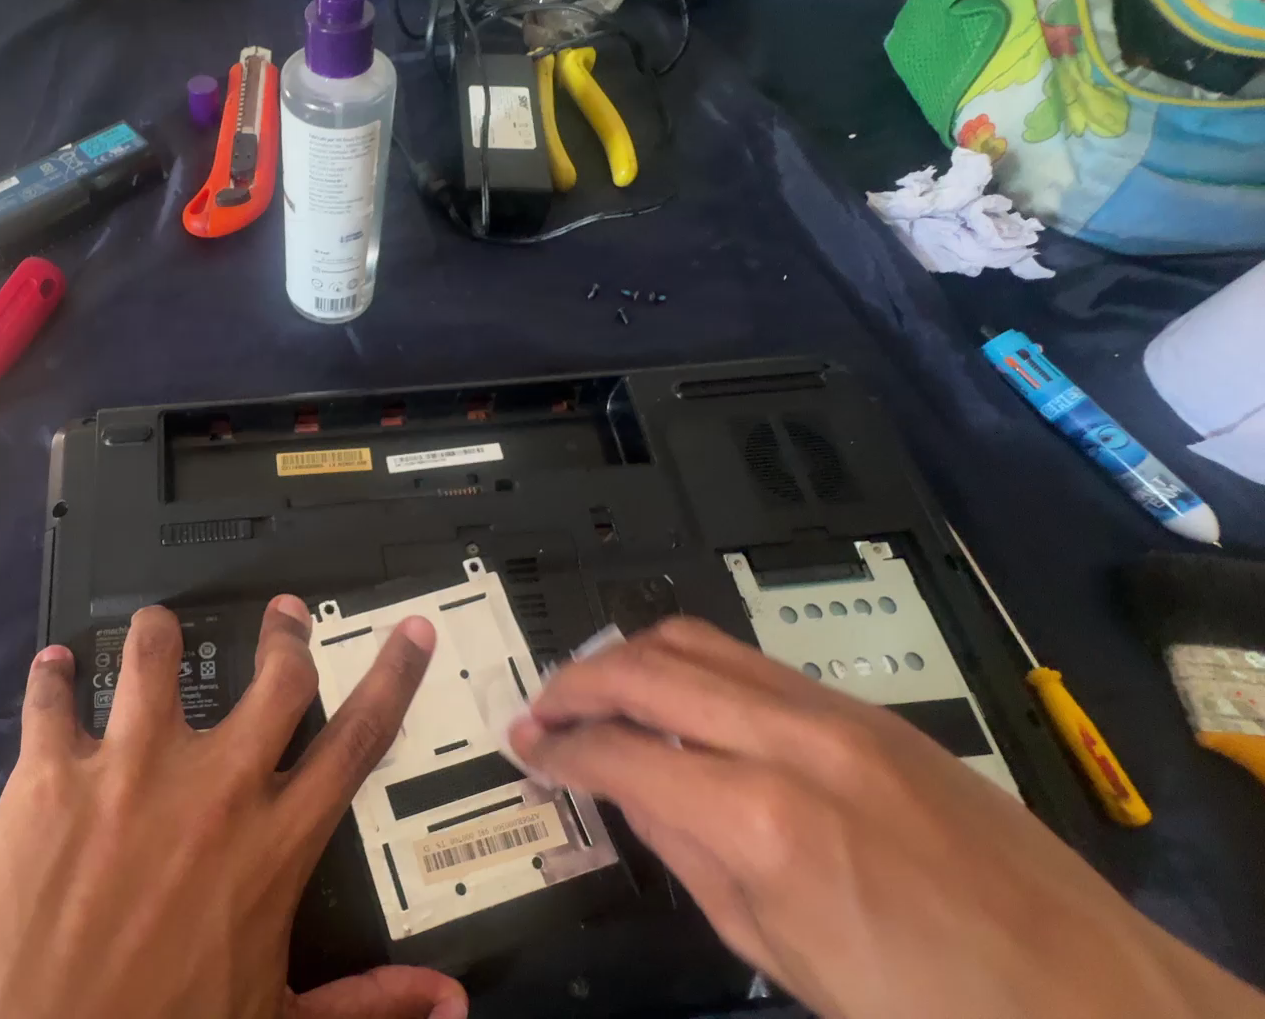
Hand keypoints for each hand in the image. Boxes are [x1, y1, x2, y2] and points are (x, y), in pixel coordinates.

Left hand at [0, 596, 467, 1018]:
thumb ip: (368, 1000)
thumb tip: (450, 1003)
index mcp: (274, 841)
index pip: (357, 741)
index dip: (394, 677)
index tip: (411, 631)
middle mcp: (212, 787)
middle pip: (274, 678)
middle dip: (285, 634)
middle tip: (284, 613)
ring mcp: (129, 771)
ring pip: (154, 659)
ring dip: (159, 633)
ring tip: (158, 626)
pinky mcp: (51, 776)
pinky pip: (51, 699)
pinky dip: (52, 675)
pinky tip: (55, 664)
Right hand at [508, 616, 1264, 1018]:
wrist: (1094, 997)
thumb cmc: (919, 1003)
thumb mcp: (774, 945)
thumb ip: (682, 849)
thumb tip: (622, 784)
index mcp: (760, 820)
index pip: (620, 750)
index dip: (558, 746)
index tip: (527, 749)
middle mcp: (791, 740)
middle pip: (645, 668)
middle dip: (572, 684)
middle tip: (539, 711)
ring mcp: (834, 711)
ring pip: (693, 640)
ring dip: (625, 658)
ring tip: (593, 690)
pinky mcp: (865, 707)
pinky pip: (748, 661)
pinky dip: (688, 666)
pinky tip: (676, 699)